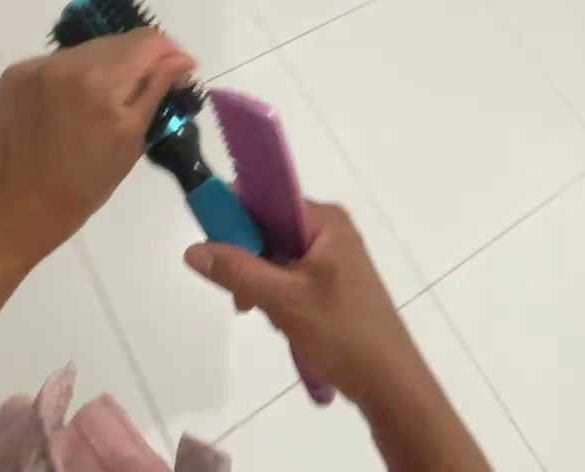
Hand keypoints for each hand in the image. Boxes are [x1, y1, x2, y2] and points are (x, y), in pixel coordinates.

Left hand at [0, 30, 196, 270]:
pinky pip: (62, 62)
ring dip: (107, 68)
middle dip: (138, 63)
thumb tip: (182, 59)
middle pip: (120, 41)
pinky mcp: (17, 73)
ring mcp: (38, 65)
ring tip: (103, 107)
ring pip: (91, 50)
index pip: (150, 41)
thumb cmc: (81, 189)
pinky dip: (76, 77)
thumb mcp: (130, 142)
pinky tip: (73, 108)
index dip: (169, 55)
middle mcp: (69, 63)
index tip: (175, 77)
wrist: (9, 211)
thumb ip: (157, 91)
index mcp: (103, 82)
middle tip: (141, 98)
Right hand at [184, 202, 423, 407]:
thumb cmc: (342, 334)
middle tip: (243, 297)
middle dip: (249, 260)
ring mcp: (335, 254)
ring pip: (278, 254)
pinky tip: (278, 319)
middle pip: (270, 227)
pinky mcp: (335, 279)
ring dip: (263, 282)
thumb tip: (193, 249)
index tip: (216, 247)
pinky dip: (278, 292)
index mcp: (324, 219)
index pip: (268, 198)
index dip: (237, 216)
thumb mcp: (284, 301)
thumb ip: (238, 271)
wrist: (391, 385)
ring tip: (265, 314)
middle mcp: (330, 228)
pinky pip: (292, 272)